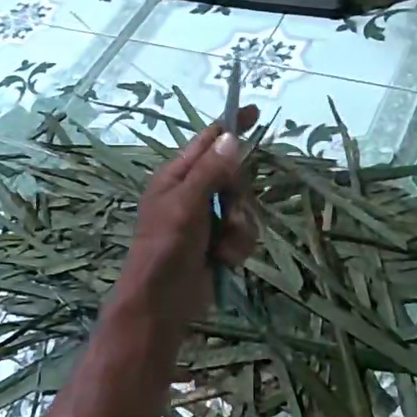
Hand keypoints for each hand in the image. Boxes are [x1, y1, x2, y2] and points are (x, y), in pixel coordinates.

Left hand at [109, 106, 260, 336]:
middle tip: (228, 214)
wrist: (162, 303)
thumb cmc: (165, 248)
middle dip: (238, 198)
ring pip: (243, 209)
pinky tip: (223, 261)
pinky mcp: (218, 245)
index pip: (208, 142)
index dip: (230, 127)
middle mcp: (192, 194)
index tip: (254, 112)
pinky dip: (237, 248)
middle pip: (234, 177)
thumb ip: (210, 172)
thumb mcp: (186, 204)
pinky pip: (243, 234)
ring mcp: (207, 220)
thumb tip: (230, 137)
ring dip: (238, 230)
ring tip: (222, 248)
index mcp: (176, 177)